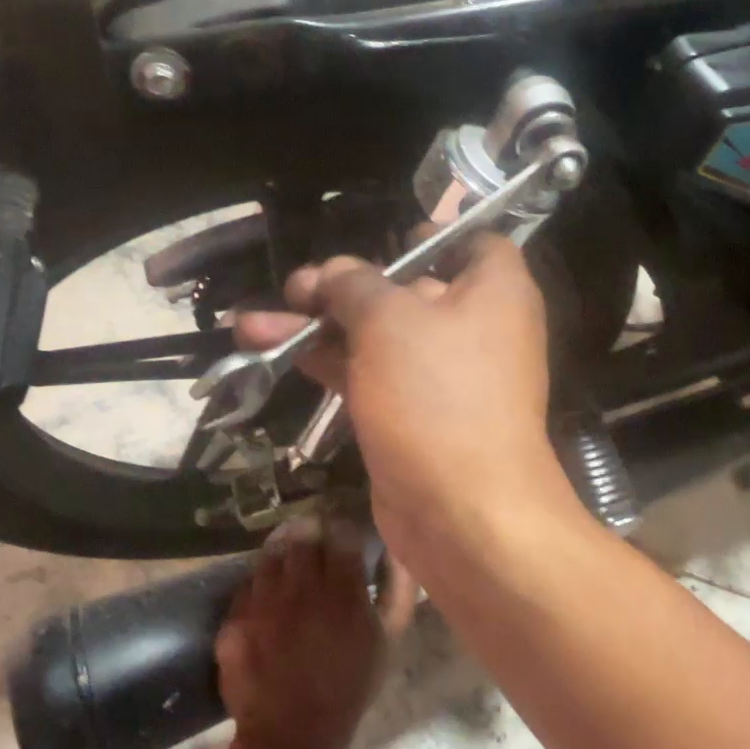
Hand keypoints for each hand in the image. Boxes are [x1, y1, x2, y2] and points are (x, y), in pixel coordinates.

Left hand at [214, 521, 412, 748]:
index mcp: (342, 591)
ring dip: (284, 548)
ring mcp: (262, 604)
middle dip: (312, 529)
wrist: (292, 736)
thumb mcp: (389, 639)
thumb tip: (395, 548)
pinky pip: (247, 584)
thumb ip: (398, 588)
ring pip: (271, 553)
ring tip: (292, 558)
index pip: (341, 532)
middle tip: (318, 536)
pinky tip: (270, 592)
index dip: (344, 524)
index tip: (346, 529)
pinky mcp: (234, 621)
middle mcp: (300, 589)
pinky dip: (261, 580)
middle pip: (303, 534)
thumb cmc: (350, 686)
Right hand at [233, 235, 570, 544]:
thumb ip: (356, 286)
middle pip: (410, 291)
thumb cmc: (438, 395)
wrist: (464, 512)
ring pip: (379, 337)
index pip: (477, 244)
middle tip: (297, 287)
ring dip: (320, 327)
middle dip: (348, 287)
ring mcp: (443, 377)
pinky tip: (267, 351)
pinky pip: (370, 376)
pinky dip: (327, 364)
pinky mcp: (414, 417)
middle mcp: (477, 329)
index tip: (389, 240)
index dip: (436, 236)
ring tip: (254, 323)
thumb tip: (336, 271)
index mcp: (495, 291)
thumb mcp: (390, 321)